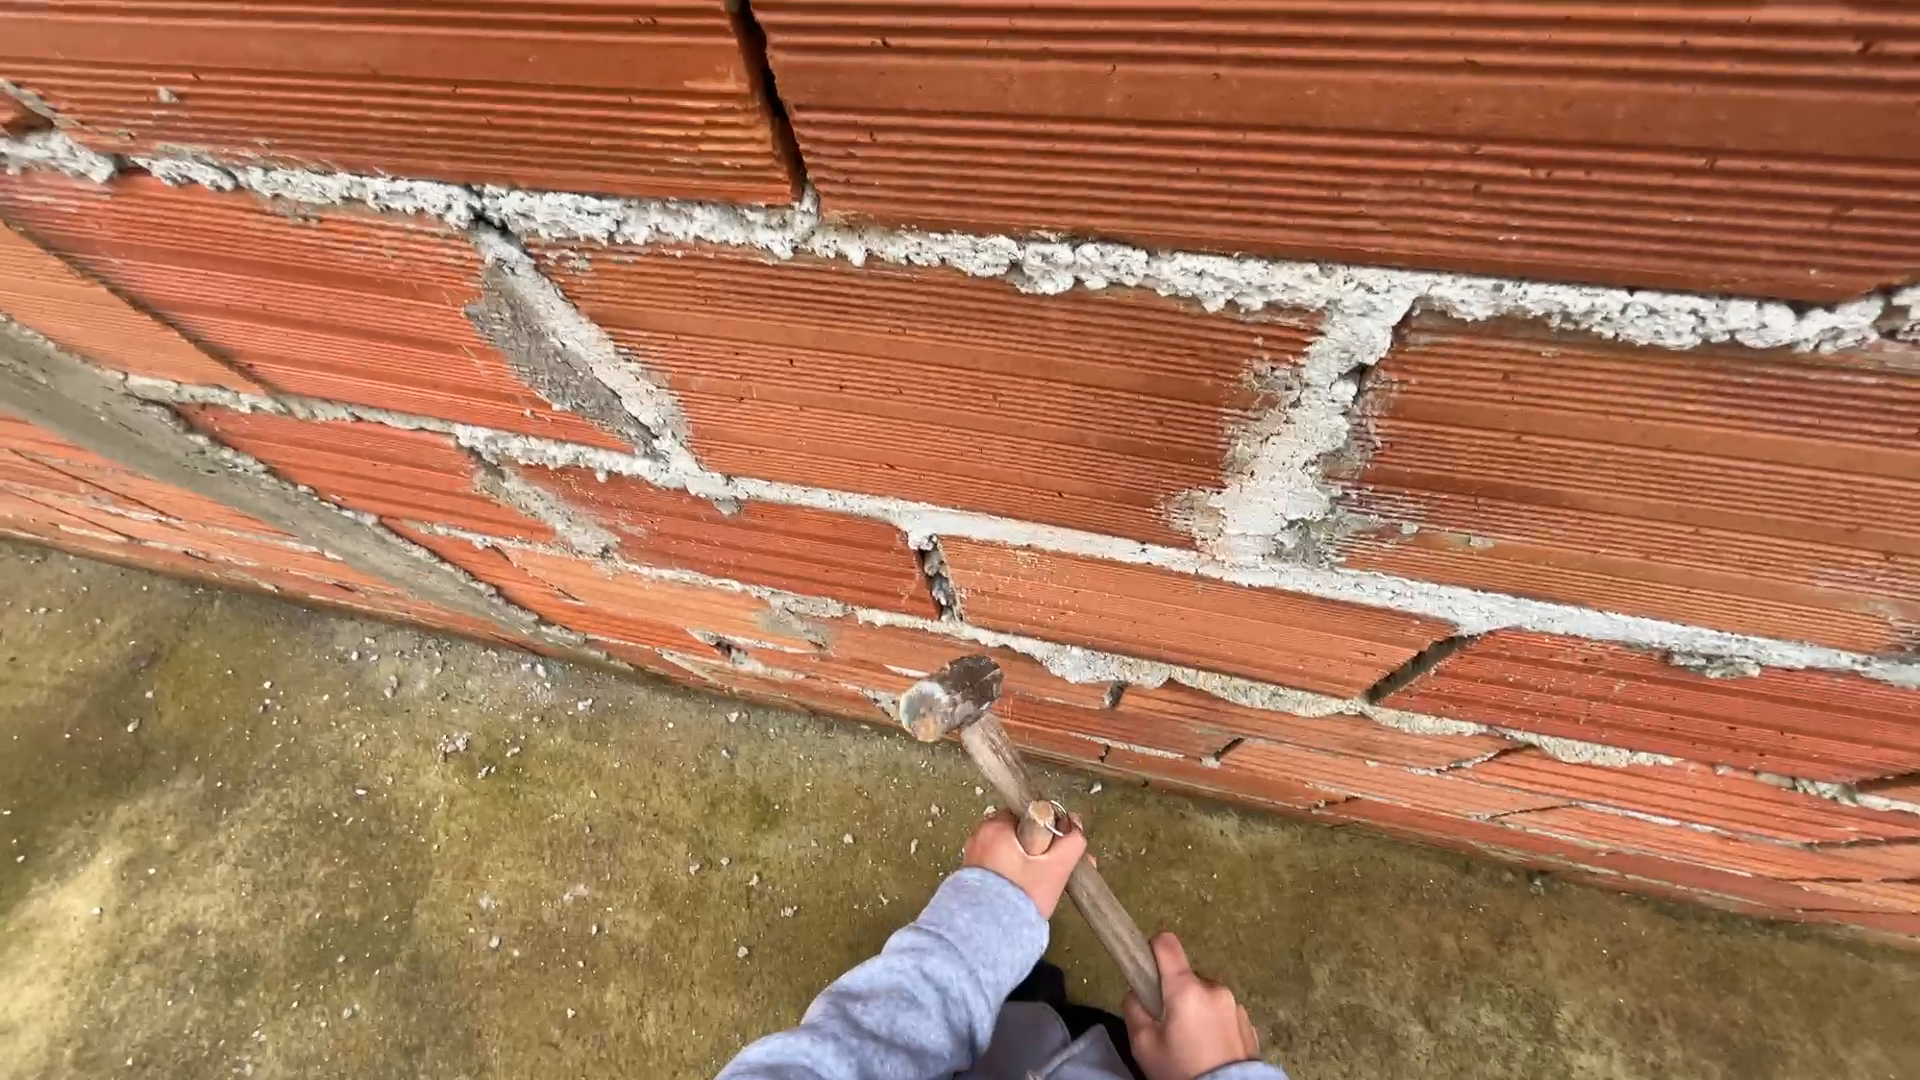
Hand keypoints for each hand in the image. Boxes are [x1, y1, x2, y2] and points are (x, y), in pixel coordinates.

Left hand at [961, 809, 1084, 917]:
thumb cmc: (1020, 898)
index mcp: (996, 827)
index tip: (1056, 850)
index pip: (1027, 816)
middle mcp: (979, 836)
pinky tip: (1023, 893)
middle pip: (1018, 833)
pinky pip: (996, 867)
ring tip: (1040, 887)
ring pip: (1008, 851)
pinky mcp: (968, 876)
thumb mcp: (1055, 870)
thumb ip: (1071, 844)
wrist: (985, 936)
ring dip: (1026, 863)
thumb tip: (1076, 826)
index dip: (1046, 831)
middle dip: (1039, 849)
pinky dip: (1010, 875)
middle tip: (1054, 871)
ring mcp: (972, 856)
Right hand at [1123, 933, 1259, 1079]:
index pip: (1166, 942)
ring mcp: (1235, 1006)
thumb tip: (1137, 993)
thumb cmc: (1181, 1071)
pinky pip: (1223, 1014)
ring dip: (1197, 1010)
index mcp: (1186, 987)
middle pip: (1186, 977)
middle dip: (1175, 995)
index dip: (1152, 949)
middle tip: (1170, 1027)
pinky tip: (1212, 1052)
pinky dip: (1214, 1025)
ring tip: (1194, 1044)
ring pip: (1205, 996)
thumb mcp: (1143, 1045)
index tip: (1148, 971)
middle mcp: (1213, 988)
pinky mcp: (1250, 1025)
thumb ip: (1133, 1008)